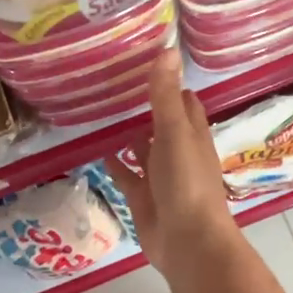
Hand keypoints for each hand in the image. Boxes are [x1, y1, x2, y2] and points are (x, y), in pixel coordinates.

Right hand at [109, 50, 245, 284]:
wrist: (188, 242)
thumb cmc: (187, 183)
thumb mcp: (175, 133)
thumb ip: (165, 96)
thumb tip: (167, 50)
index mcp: (193, 135)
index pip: (184, 103)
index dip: (170, 85)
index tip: (146, 63)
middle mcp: (179, 153)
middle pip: (164, 125)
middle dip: (147, 108)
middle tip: (116, 85)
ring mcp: (161, 177)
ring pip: (144, 151)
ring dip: (130, 136)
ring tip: (103, 113)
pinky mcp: (144, 199)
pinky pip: (128, 177)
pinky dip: (116, 165)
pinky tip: (99, 151)